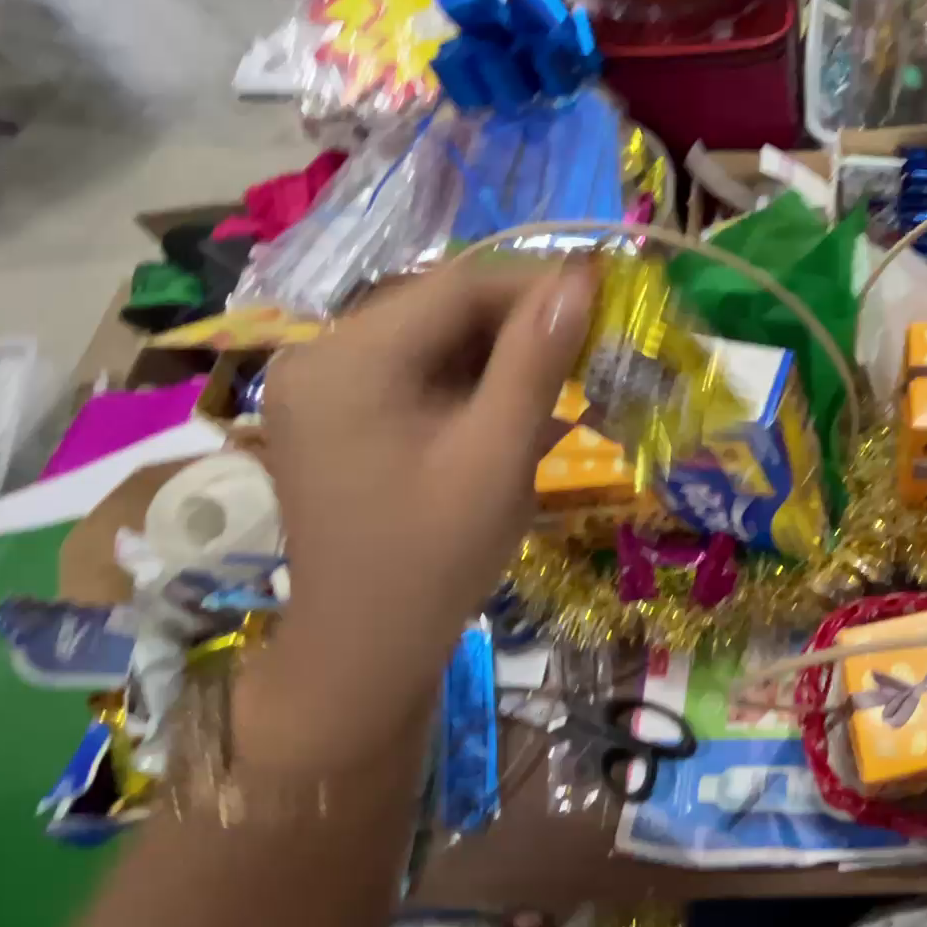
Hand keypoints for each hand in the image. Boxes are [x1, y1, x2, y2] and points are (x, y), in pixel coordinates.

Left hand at [242, 259, 598, 774]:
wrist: (368, 647)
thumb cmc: (436, 555)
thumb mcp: (497, 454)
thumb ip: (537, 361)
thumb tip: (581, 278)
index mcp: (348, 361)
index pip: (456, 288)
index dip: (537, 288)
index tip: (606, 303)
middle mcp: (321, 357)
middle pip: (440, 309)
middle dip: (522, 325)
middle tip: (593, 349)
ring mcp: (325, 387)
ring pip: (433, 340)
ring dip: (503, 354)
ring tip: (565, 382)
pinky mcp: (340, 415)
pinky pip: (418, 374)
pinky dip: (473, 383)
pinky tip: (516, 409)